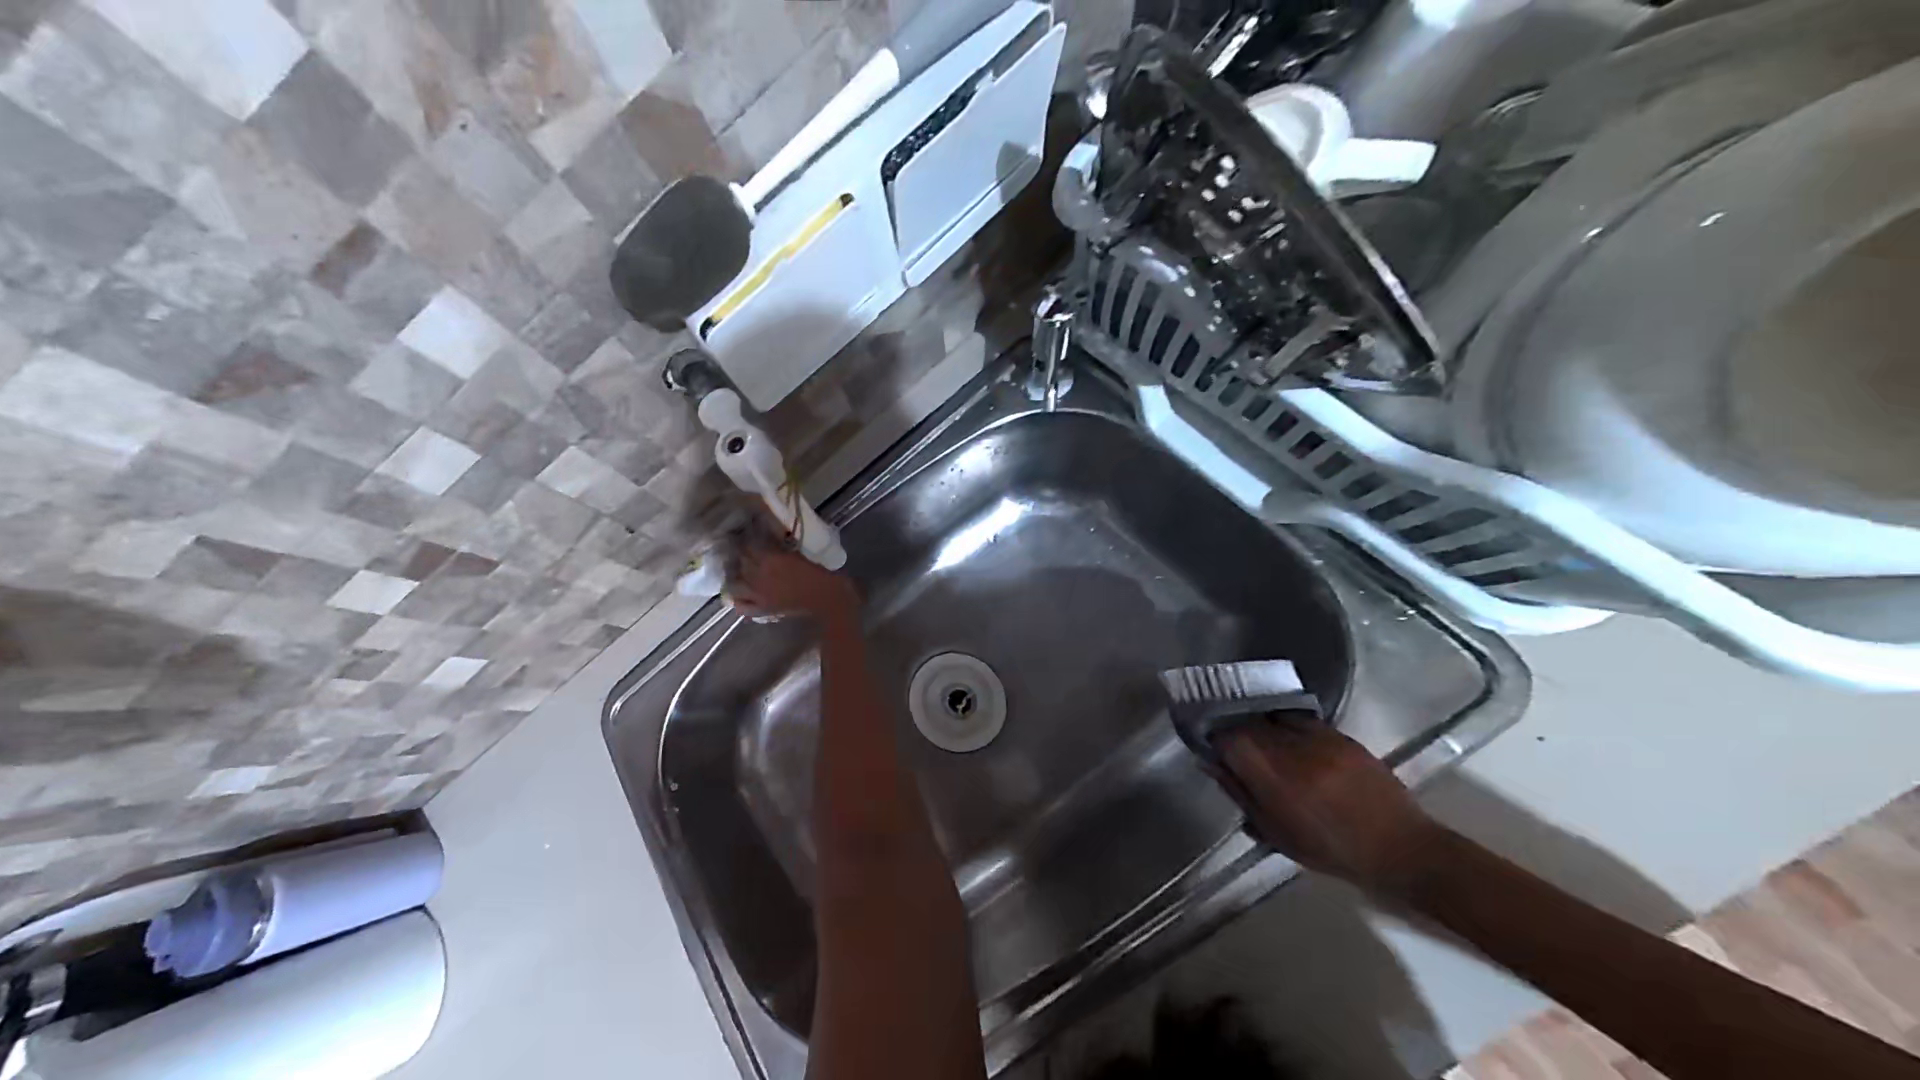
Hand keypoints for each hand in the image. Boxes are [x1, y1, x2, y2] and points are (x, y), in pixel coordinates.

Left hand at [728, 540, 858, 621]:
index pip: (749, 544)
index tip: (748, 531)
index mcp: (770, 559)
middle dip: (741, 553)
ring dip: (736, 575)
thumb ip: (780, 548)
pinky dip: (738, 601)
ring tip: (740, 570)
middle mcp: (759, 576)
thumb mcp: (799, 554)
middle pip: (740, 561)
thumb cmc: (818, 574)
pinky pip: (742, 607)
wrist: (827, 599)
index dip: (747, 537)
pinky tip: (741, 595)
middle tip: (744, 548)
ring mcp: (758, 594)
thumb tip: (768, 539)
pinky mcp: (763, 609)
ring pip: (735, 583)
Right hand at [1216, 713, 1441, 893]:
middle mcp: (1292, 751)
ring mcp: (1318, 739)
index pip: (1229, 739)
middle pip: (1249, 724)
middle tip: (1241, 752)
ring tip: (1268, 747)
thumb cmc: (1331, 849)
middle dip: (1239, 734)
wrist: (1398, 848)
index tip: (1218, 753)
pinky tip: (1293, 742)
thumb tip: (1209, 763)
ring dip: (1263, 729)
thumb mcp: (1276, 833)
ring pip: (1273, 719)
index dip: (1217, 742)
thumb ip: (1239, 794)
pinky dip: (1289, 727)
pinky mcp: (1340, 735)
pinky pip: (1301, 720)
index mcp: (1273, 779)